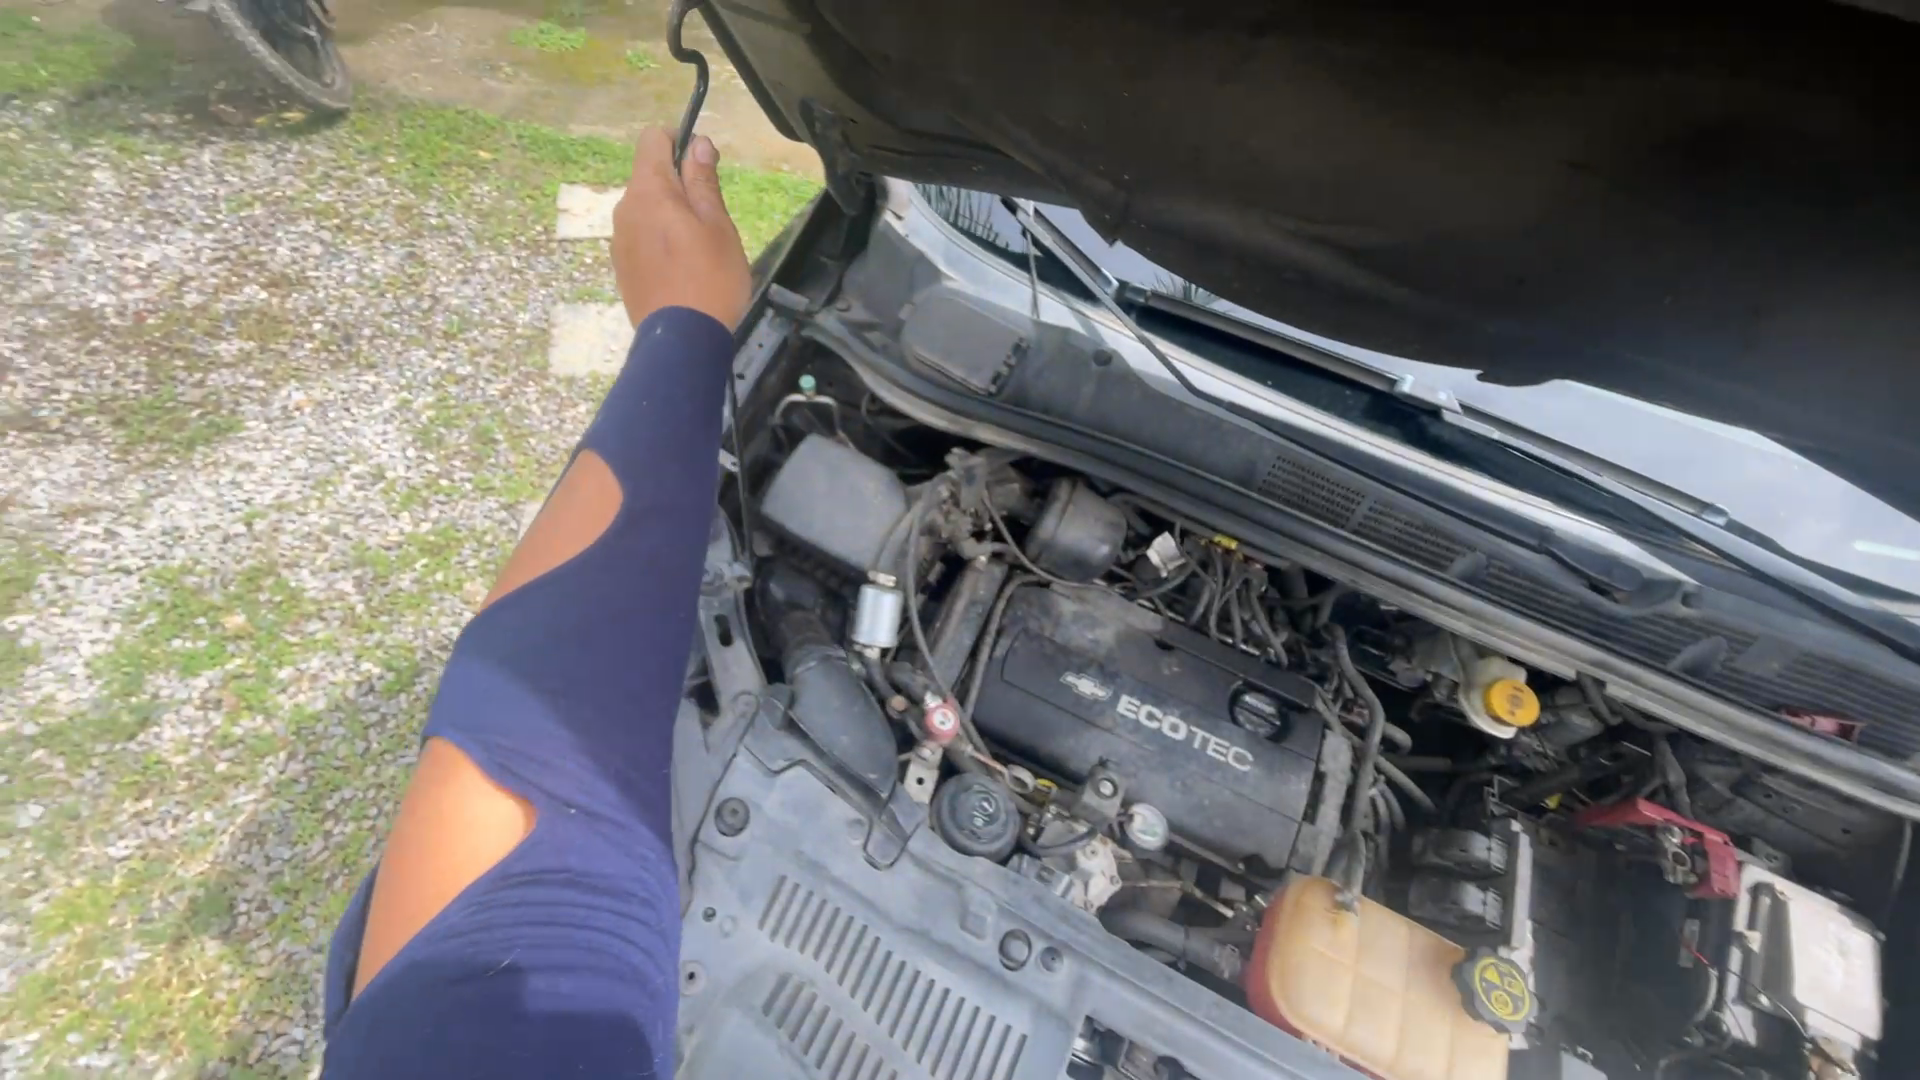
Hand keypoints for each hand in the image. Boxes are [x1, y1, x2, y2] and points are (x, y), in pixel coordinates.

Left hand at [612, 129, 751, 330]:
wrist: (683, 340)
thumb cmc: (710, 279)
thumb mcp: (718, 227)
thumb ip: (704, 182)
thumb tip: (697, 143)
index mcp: (649, 191)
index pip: (653, 140)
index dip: (679, 142)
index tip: (703, 166)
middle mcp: (625, 208)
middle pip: (649, 178)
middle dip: (678, 187)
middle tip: (710, 222)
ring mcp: (618, 239)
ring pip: (645, 211)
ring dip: (668, 218)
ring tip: (697, 252)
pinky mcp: (621, 267)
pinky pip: (640, 239)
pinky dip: (659, 242)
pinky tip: (680, 271)